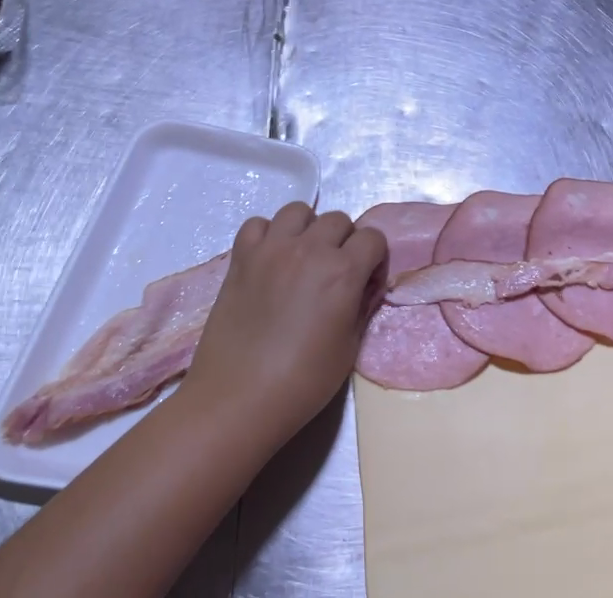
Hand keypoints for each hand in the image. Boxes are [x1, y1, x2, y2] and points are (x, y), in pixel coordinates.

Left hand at [181, 202, 387, 444]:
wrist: (237, 400)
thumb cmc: (303, 382)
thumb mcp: (349, 346)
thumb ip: (362, 305)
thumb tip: (365, 285)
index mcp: (343, 272)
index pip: (373, 237)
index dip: (374, 258)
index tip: (366, 281)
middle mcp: (309, 250)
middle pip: (338, 219)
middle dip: (344, 241)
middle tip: (334, 273)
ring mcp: (271, 250)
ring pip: (298, 211)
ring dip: (307, 229)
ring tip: (302, 258)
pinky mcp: (241, 259)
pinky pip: (257, 224)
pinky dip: (268, 235)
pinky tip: (270, 260)